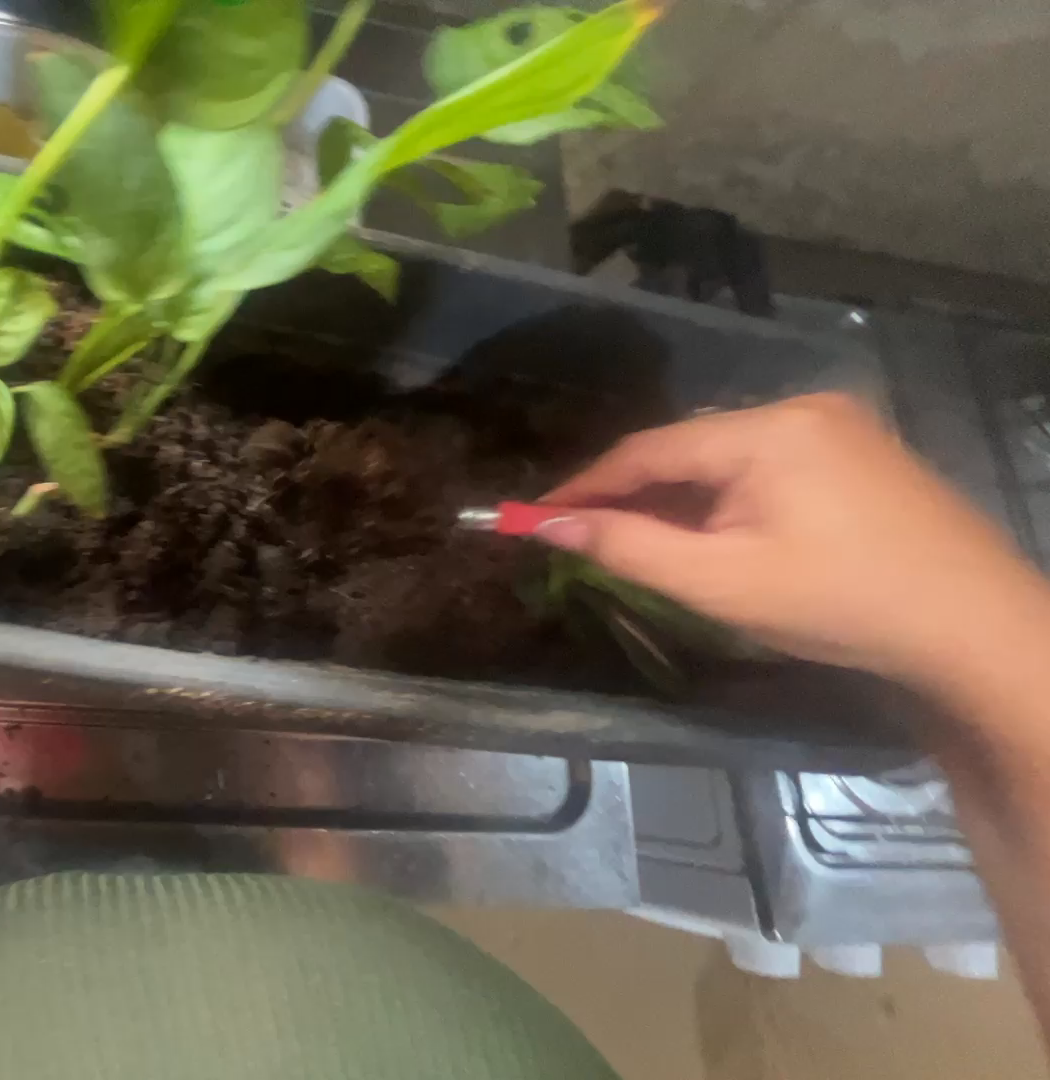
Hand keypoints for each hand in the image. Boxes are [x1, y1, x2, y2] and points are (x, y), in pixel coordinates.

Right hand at [538, 393, 1049, 695]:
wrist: (982, 635)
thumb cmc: (839, 605)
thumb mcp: (714, 581)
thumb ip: (621, 546)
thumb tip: (541, 525)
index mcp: (769, 431)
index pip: (645, 451)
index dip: (582, 486)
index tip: (532, 517)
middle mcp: (800, 410)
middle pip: (680, 449)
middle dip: (627, 494)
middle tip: (582, 536)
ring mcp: (833, 427)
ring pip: (714, 458)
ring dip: (669, 497)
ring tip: (638, 540)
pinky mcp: (852, 451)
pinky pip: (753, 464)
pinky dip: (713, 497)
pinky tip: (704, 532)